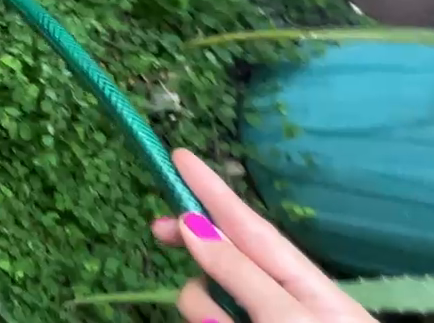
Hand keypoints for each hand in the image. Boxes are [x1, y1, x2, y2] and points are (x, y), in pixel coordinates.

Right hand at [149, 149, 373, 322]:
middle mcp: (281, 299)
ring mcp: (261, 321)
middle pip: (220, 253)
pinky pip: (208, 317)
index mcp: (305, 285)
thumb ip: (239, 271)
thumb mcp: (290, 319)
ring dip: (203, 307)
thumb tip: (189, 221)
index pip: (249, 226)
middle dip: (188, 242)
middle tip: (155, 233)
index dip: (212, 189)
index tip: (178, 155)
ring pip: (206, 293)